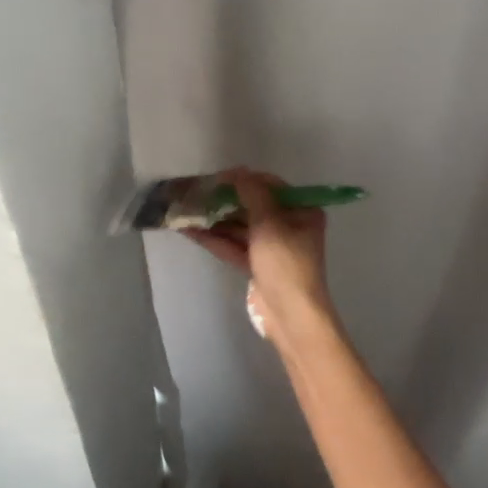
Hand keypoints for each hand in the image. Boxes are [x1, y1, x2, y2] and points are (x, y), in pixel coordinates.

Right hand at [182, 168, 337, 343]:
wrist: (291, 315)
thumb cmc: (285, 263)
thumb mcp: (270, 223)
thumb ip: (252, 193)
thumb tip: (236, 171)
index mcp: (301, 211)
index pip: (270, 186)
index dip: (244, 180)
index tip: (217, 178)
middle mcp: (288, 226)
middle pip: (252, 206)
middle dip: (224, 200)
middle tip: (197, 192)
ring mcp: (271, 247)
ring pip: (239, 227)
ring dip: (214, 219)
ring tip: (186, 208)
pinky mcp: (256, 265)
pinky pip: (233, 246)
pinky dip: (213, 238)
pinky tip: (189, 230)